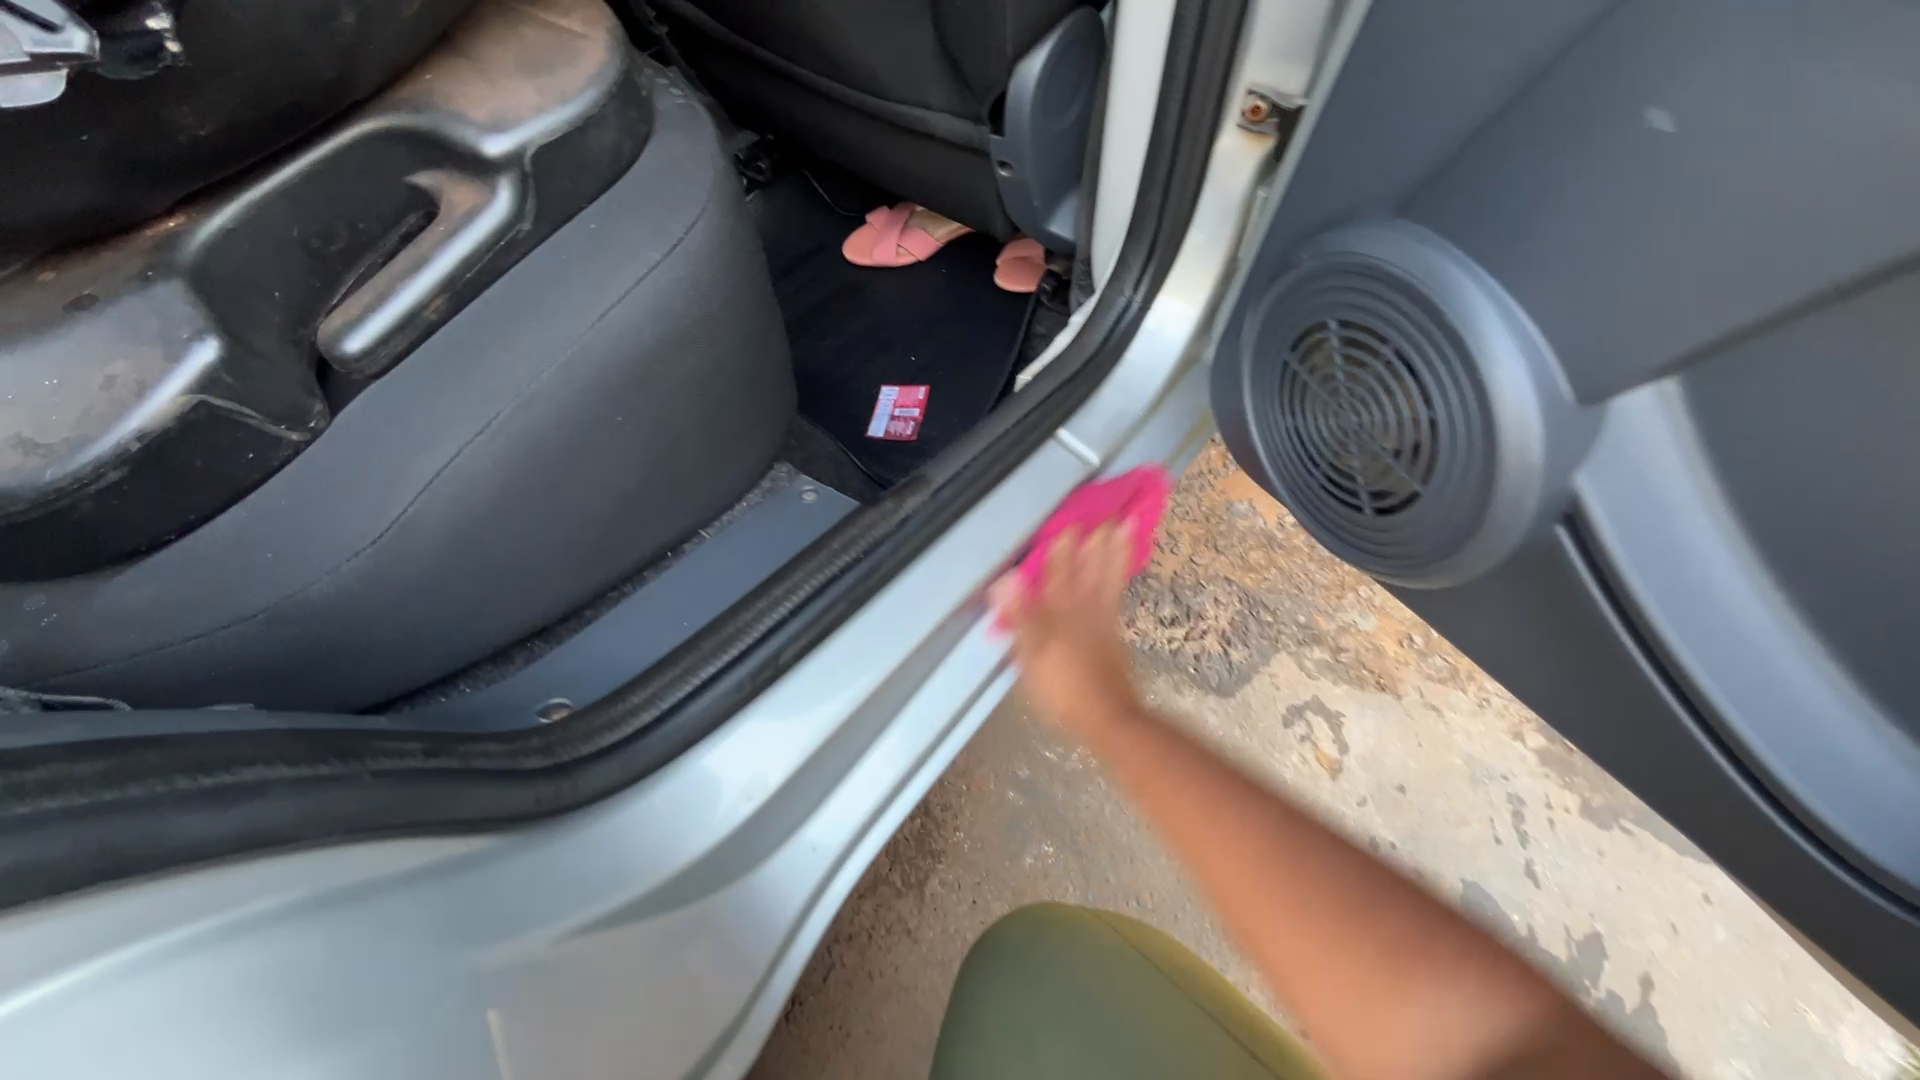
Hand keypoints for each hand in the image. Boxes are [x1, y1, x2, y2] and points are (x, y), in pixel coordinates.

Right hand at [989, 525, 1146, 738]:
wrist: (1107, 718)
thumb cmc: (1062, 690)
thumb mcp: (1031, 656)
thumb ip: (1021, 616)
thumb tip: (1008, 579)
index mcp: (1061, 615)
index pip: (1058, 575)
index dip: (1061, 550)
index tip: (1068, 523)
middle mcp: (1085, 612)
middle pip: (1092, 571)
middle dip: (1098, 542)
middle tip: (1110, 514)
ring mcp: (1104, 624)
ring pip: (1109, 580)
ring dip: (1116, 553)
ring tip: (1126, 528)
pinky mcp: (1115, 638)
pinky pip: (1117, 597)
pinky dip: (1119, 579)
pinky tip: (1117, 575)